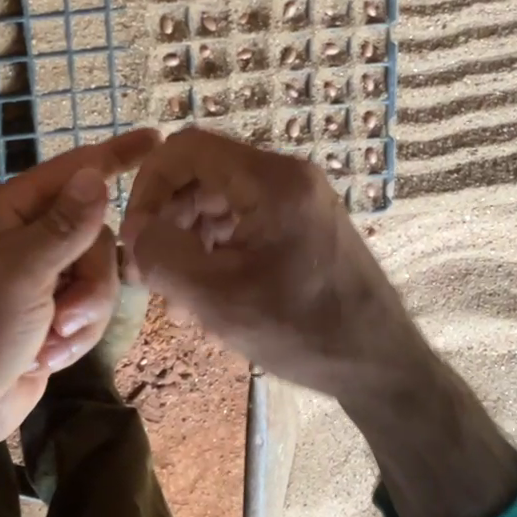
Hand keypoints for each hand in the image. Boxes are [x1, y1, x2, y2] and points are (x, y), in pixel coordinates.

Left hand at [0, 128, 159, 440]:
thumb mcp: (23, 272)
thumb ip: (65, 225)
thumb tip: (95, 176)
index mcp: (11, 209)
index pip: (72, 170)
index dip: (114, 155)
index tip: (156, 139)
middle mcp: (30, 233)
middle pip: (96, 232)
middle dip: (89, 280)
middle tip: (63, 313)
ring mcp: (45, 271)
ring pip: (101, 272)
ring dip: (83, 312)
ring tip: (52, 338)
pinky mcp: (56, 307)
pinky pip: (93, 304)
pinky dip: (78, 332)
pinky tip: (48, 353)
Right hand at [118, 127, 424, 398]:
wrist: (382, 368)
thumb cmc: (301, 330)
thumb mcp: (216, 297)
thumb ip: (161, 254)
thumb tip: (135, 230)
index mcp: (270, 180)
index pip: (186, 148)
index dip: (148, 184)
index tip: (136, 235)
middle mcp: (287, 176)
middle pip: (201, 171)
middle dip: (166, 216)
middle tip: (146, 268)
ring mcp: (298, 198)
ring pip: (218, 196)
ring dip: (187, 236)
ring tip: (174, 291)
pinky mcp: (302, 222)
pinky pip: (242, 217)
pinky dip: (214, 245)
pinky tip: (204, 292)